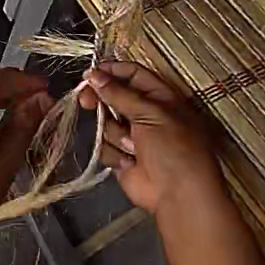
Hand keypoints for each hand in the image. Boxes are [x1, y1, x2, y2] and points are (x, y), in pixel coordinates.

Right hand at [77, 61, 227, 221]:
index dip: (112, 71)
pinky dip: (115, 153)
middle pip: (114, 97)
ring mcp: (132, 136)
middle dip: (101, 99)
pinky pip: (105, 146)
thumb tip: (94, 74)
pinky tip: (130, 162)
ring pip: (106, 123)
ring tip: (132, 147)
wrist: (178, 193)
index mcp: (160, 97)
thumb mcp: (150, 113)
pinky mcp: (121, 156)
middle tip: (86, 101)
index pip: (133, 74)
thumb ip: (120, 94)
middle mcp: (145, 113)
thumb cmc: (173, 147)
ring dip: (115, 134)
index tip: (90, 72)